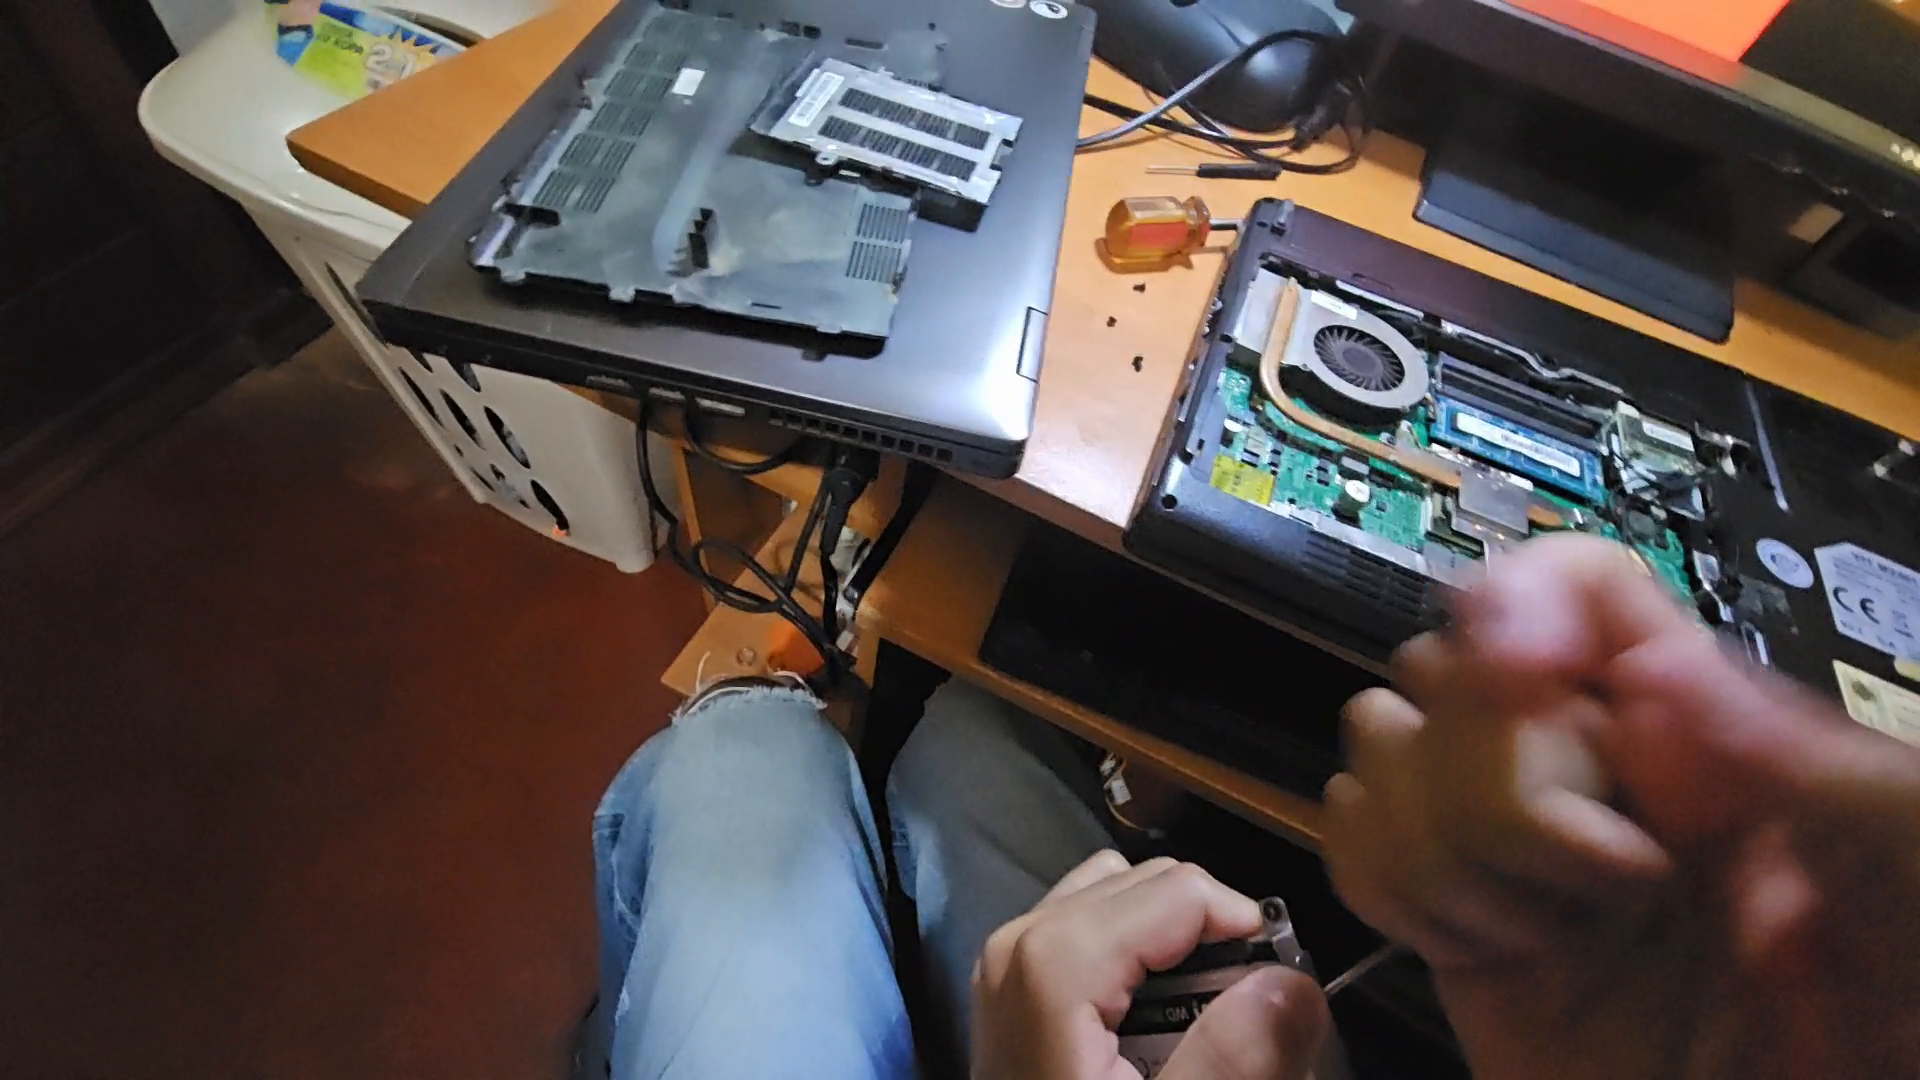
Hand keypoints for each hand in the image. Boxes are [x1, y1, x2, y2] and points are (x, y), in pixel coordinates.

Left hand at [972, 851, 1327, 1079]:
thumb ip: (1236, 1061)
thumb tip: (1298, 985)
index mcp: (1055, 959)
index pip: (1175, 890)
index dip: (1243, 928)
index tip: (1283, 992)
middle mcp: (1022, 934)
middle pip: (1144, 882)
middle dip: (1209, 934)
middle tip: (1247, 1016)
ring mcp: (1008, 952)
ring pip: (1115, 892)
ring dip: (1170, 937)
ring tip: (1200, 1017)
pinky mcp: (1010, 974)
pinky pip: (1086, 918)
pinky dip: (1132, 947)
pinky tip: (1148, 1018)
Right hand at [1323, 533, 1919, 1079]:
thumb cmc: (1889, 1037)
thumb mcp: (1918, 894)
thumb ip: (1826, 776)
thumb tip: (1659, 671)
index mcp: (1689, 725)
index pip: (1573, 583)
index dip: (1526, 597)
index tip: (1526, 668)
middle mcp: (1565, 750)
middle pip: (1440, 664)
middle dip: (1498, 786)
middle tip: (1614, 887)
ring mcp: (1478, 818)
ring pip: (1374, 738)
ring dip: (1447, 855)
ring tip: (1549, 935)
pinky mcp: (1421, 888)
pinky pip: (1341, 827)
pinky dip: (1389, 886)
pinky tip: (1471, 941)